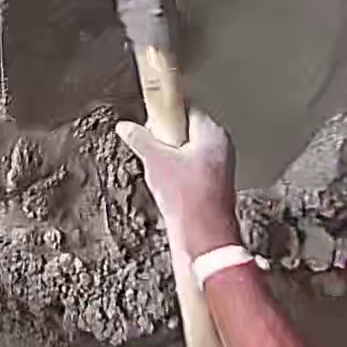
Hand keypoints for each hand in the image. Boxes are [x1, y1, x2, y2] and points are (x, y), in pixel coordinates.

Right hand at [116, 110, 241, 257]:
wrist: (204, 239)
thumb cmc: (189, 200)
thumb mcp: (155, 161)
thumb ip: (139, 139)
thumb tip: (126, 127)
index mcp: (212, 134)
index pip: (187, 107)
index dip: (166, 112)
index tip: (151, 117)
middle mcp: (221, 146)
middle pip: (187, 127)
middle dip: (166, 135)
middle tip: (153, 147)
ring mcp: (220, 165)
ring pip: (188, 147)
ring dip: (170, 154)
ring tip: (160, 169)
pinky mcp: (215, 183)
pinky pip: (192, 165)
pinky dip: (177, 169)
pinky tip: (167, 183)